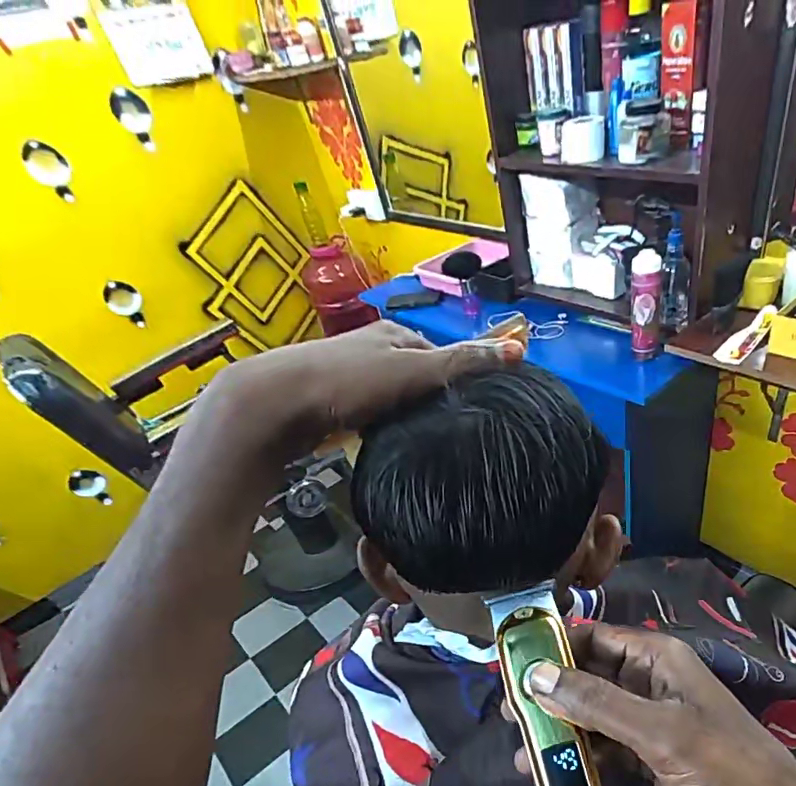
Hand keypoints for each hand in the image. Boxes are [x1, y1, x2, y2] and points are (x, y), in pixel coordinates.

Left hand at [206, 320, 522, 453]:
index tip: (473, 407)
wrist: (277, 404)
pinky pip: (370, 412)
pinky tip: (383, 442)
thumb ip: (461, 363)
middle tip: (447, 430)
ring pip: (392, 395)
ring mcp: (348, 374)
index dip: (460, 378)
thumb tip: (517, 349)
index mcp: (394, 334)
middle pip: (416, 374)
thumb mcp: (413, 371)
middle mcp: (372, 347)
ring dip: (405, 414)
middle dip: (431, 398)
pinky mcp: (331, 401)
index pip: (442, 353)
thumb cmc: (348, 382)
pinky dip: (381, 425)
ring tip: (419, 439)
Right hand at [521, 623, 795, 785]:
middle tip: (510, 715)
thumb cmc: (723, 765)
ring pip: (588, 714)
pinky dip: (575, 757)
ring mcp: (644, 720)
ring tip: (522, 750)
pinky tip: (547, 775)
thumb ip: (597, 703)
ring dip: (557, 729)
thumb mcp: (658, 730)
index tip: (511, 667)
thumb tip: (535, 676)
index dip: (552, 647)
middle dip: (548, 693)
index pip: (593, 638)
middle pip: (585, 676)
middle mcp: (646, 681)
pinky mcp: (643, 755)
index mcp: (656, 658)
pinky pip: (599, 747)